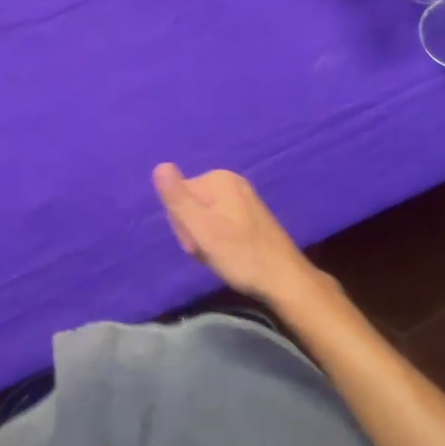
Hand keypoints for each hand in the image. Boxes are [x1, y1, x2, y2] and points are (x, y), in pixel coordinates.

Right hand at [152, 163, 325, 305]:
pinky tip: (230, 253)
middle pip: (191, 204)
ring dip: (205, 238)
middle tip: (209, 251)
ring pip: (204, 215)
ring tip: (220, 254)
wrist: (285, 280)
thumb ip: (178, 199)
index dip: (182, 225)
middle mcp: (230, 180)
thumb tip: (159, 165)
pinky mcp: (250, 213)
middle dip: (194, 231)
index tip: (197, 244)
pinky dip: (220, 239)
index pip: (178, 197)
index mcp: (217, 178)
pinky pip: (220, 221)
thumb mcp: (201, 230)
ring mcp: (242, 196)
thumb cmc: (240, 256)